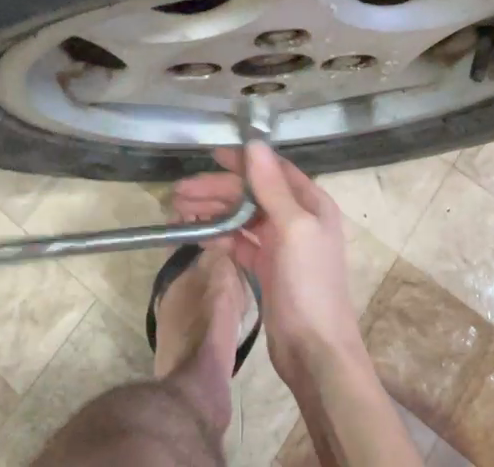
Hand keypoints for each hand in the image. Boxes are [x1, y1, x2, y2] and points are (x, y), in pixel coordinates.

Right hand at [172, 143, 365, 378]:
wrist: (315, 351)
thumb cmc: (309, 284)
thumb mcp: (293, 228)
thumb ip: (272, 187)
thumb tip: (254, 143)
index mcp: (311, 203)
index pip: (273, 170)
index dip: (243, 161)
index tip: (211, 156)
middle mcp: (297, 218)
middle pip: (252, 193)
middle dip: (217, 190)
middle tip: (179, 192)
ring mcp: (281, 245)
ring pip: (242, 218)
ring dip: (213, 211)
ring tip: (178, 210)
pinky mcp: (266, 268)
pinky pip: (238, 242)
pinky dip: (218, 235)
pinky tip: (196, 233)